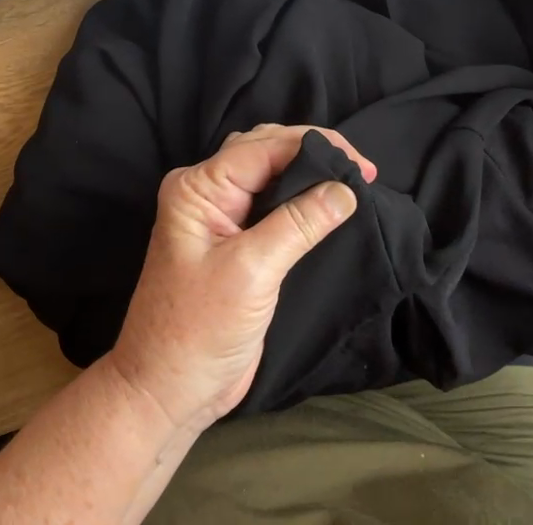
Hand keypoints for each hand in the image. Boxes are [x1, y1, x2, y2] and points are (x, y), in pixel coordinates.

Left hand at [106, 125, 373, 432]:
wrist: (168, 388)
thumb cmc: (199, 329)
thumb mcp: (252, 271)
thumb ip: (298, 224)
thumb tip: (345, 188)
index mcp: (197, 187)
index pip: (263, 147)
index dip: (315, 145)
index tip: (364, 165)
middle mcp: (205, 193)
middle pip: (265, 152)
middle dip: (314, 153)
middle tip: (364, 171)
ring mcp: (219, 218)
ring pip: (269, 175)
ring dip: (309, 174)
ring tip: (354, 182)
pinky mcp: (235, 244)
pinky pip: (271, 206)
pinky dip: (301, 201)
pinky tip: (329, 206)